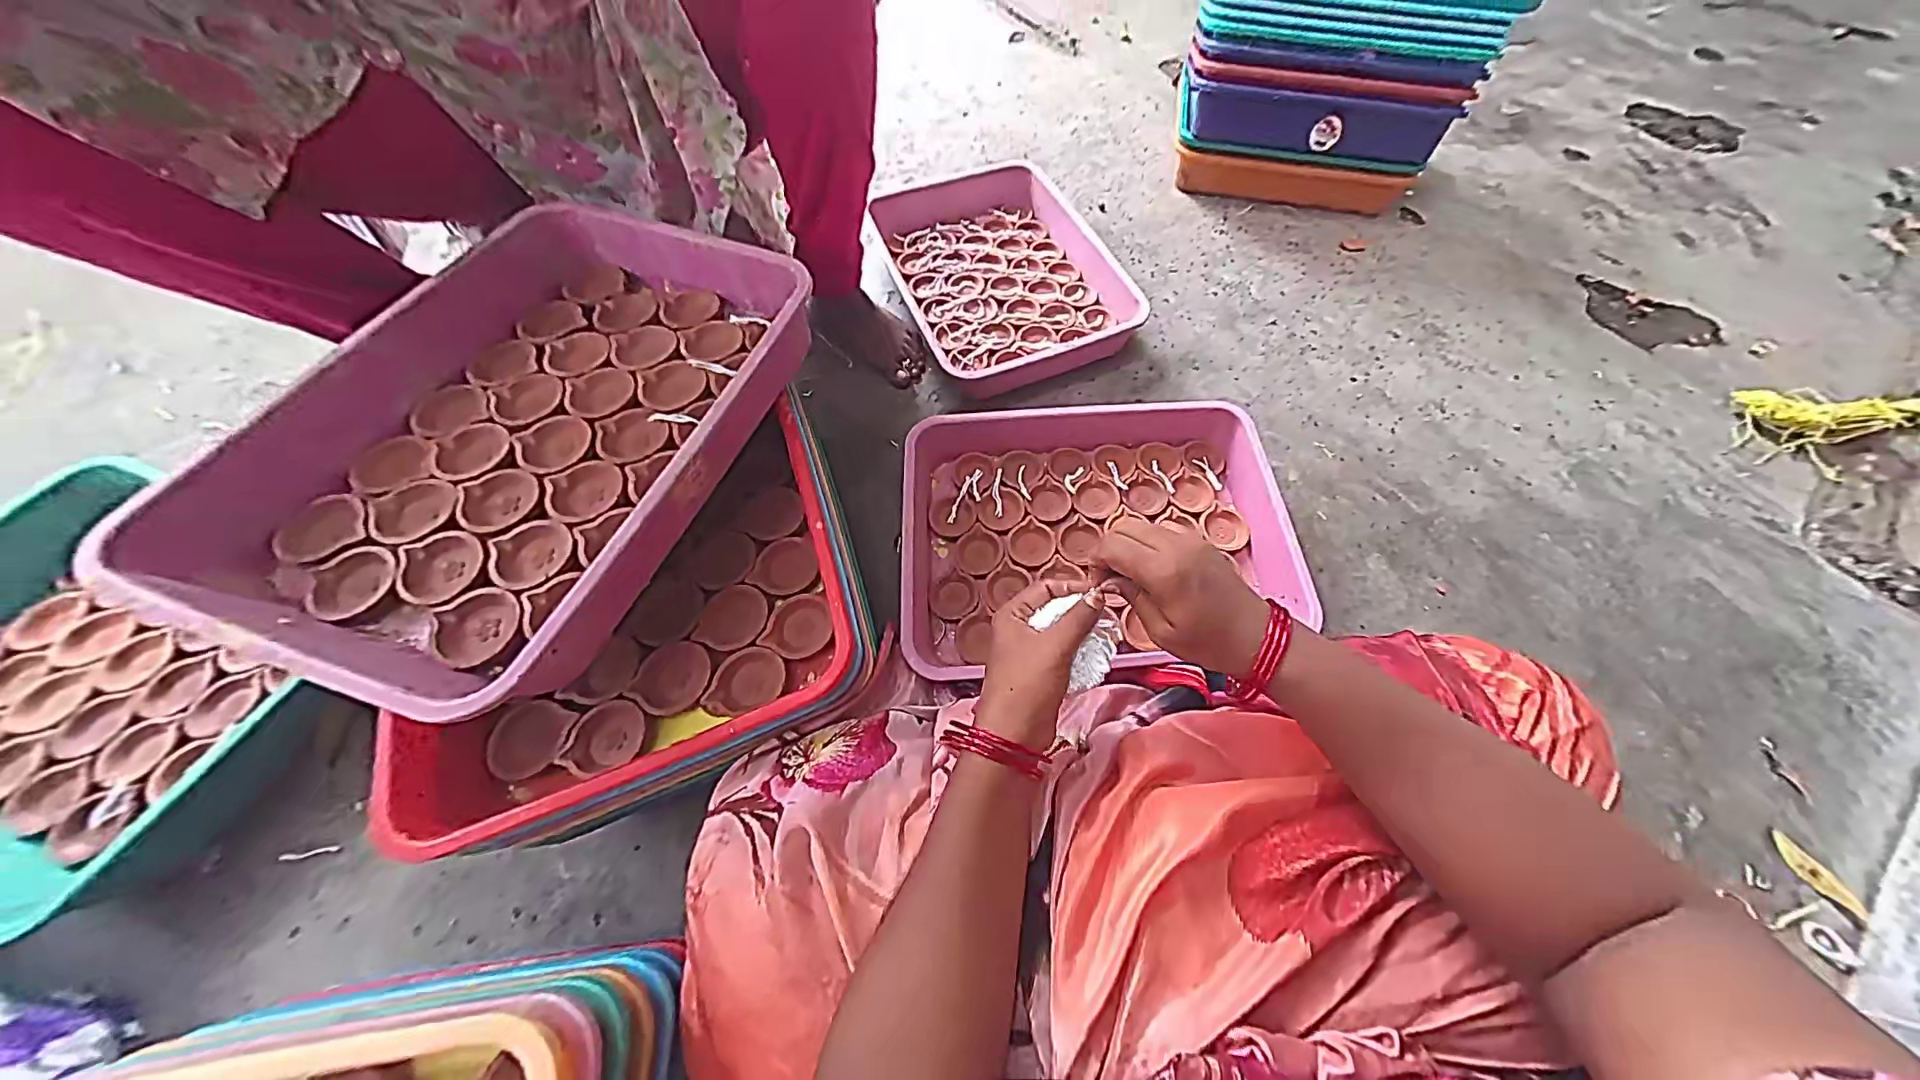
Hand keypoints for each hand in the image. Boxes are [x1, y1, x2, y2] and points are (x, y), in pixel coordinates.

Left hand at [975, 574, 1107, 748]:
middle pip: (1054, 608)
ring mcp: (1028, 650)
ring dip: (1083, 632)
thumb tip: (1097, 595)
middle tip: (1107, 616)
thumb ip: (1078, 617)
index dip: (1073, 587)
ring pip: (1061, 631)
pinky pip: (1063, 651)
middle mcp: (1018, 628)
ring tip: (1106, 635)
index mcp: (1012, 614)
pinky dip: (1079, 651)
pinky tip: (1096, 655)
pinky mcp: (1040, 670)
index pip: (1046, 587)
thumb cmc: (1027, 684)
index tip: (1100, 593)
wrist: (1014, 733)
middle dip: (1081, 611)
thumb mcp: (1056, 645)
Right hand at [1094, 517, 1269, 675]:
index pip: (1112, 545)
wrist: (1255, 636)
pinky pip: (1160, 530)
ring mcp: (1190, 539)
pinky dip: (1145, 543)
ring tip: (1128, 574)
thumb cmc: (1208, 642)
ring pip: (1141, 525)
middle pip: (1123, 526)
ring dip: (1127, 544)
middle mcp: (1176, 546)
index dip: (1095, 561)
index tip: (1098, 582)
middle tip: (1108, 576)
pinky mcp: (1199, 541)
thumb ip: (1131, 597)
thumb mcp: (1160, 631)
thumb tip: (1109, 580)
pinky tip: (1149, 569)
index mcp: (1164, 570)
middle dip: (1108, 548)